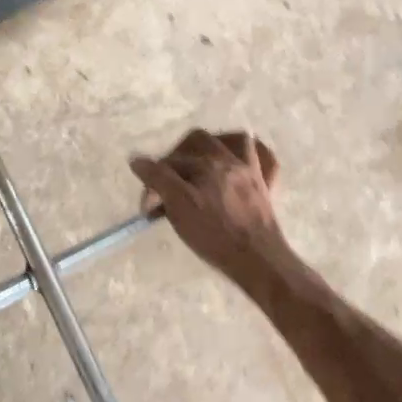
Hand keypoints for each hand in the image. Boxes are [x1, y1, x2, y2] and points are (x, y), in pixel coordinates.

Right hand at [130, 130, 293, 288]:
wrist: (258, 260)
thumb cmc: (215, 236)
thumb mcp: (179, 207)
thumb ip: (158, 178)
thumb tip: (136, 159)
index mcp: (207, 164)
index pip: (169, 162)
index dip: (153, 180)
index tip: (147, 207)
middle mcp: (230, 161)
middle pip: (199, 142)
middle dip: (179, 154)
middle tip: (168, 178)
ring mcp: (251, 173)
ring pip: (235, 142)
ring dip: (216, 144)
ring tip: (202, 159)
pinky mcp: (265, 188)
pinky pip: (264, 161)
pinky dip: (251, 157)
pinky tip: (239, 164)